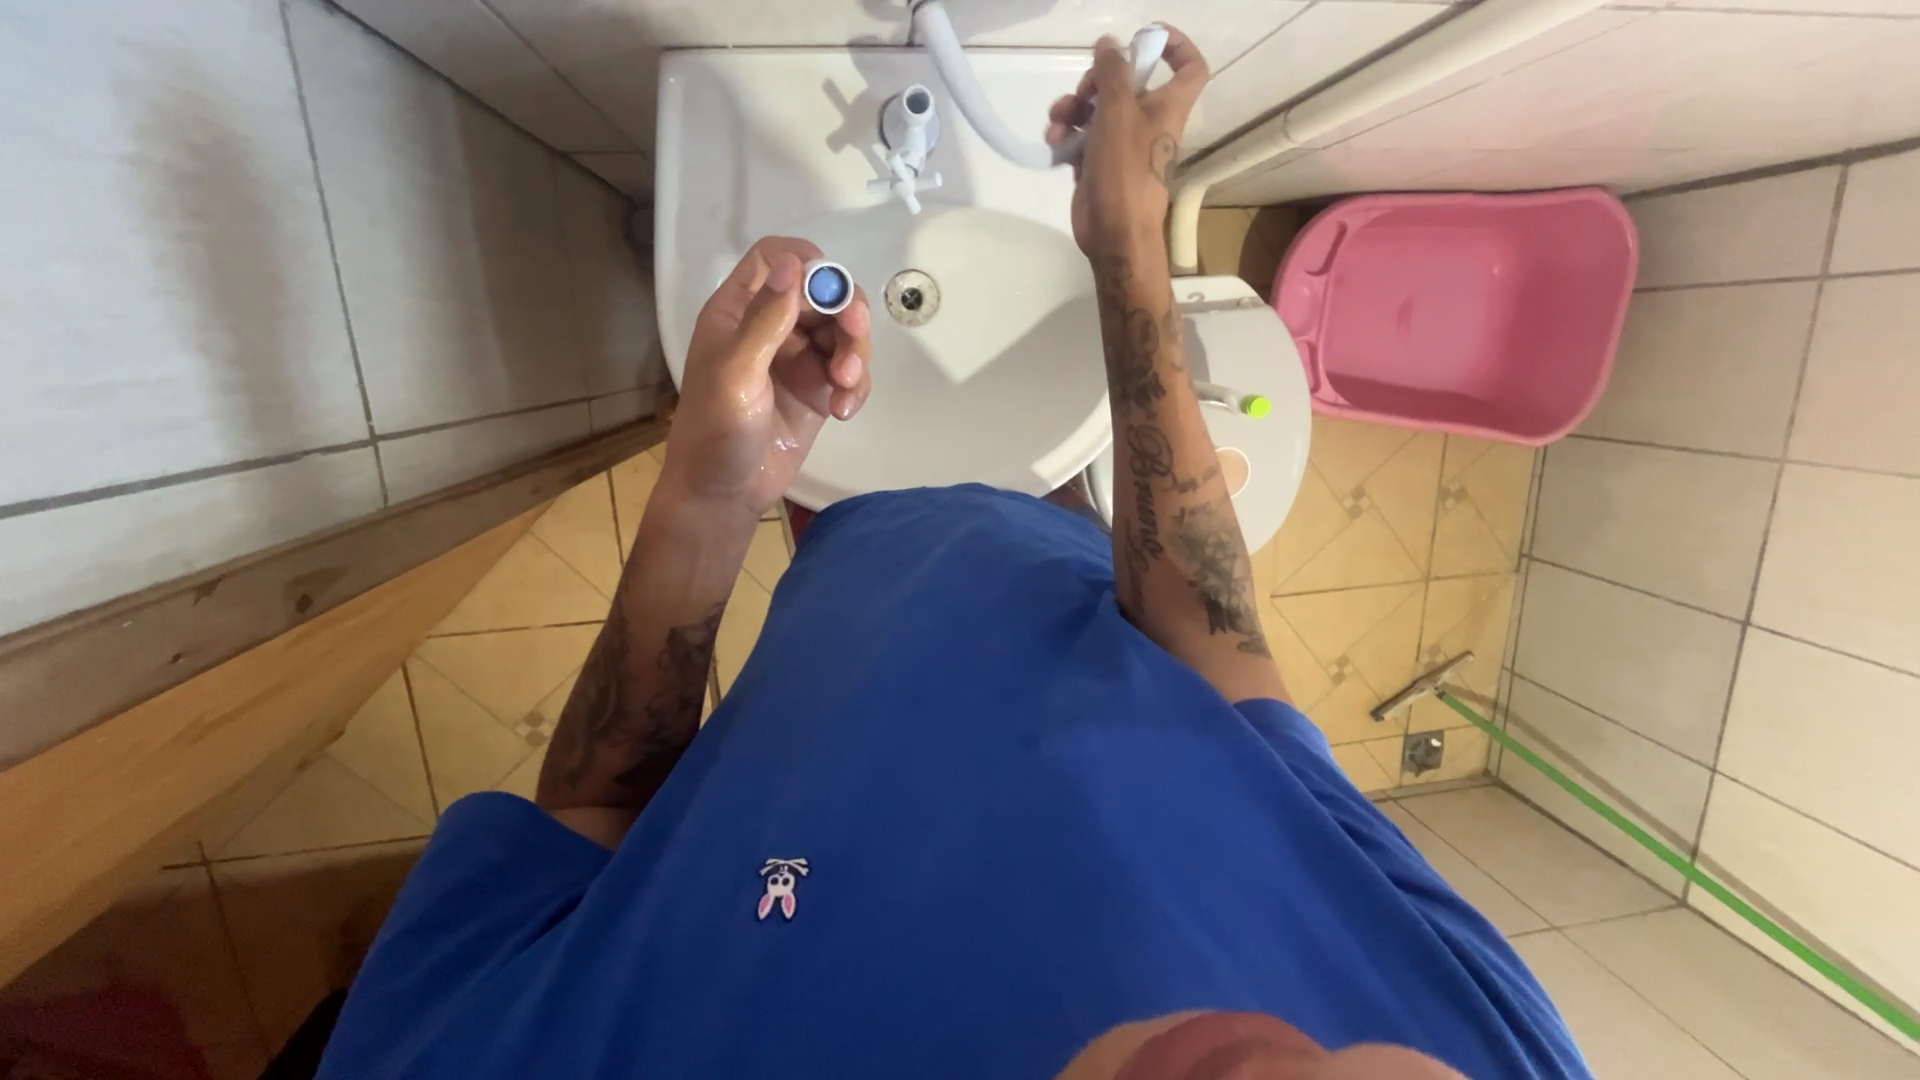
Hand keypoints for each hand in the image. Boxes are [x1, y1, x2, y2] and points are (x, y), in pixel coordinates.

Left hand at [665, 237, 872, 517]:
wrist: (725, 494)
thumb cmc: (716, 430)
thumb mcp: (736, 371)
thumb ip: (766, 319)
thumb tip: (794, 264)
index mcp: (739, 312)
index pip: (775, 260)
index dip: (806, 262)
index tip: (829, 287)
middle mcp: (771, 329)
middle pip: (822, 294)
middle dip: (844, 311)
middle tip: (854, 333)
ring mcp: (797, 361)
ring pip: (842, 333)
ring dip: (854, 353)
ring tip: (846, 386)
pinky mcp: (817, 392)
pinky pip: (849, 373)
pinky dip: (855, 387)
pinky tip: (843, 412)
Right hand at [1044, 27, 1207, 256]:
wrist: (1114, 233)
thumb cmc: (1125, 172)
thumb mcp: (1118, 112)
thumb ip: (1112, 72)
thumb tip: (1109, 44)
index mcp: (1167, 107)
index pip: (1189, 68)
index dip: (1176, 46)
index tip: (1146, 37)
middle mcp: (1147, 123)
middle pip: (1127, 85)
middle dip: (1098, 80)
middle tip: (1083, 92)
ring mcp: (1121, 146)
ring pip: (1098, 111)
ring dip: (1073, 109)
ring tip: (1057, 122)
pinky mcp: (1098, 166)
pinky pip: (1083, 139)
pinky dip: (1067, 136)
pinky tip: (1054, 143)